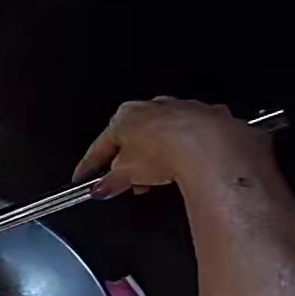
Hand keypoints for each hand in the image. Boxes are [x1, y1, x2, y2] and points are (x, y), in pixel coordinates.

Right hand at [71, 97, 273, 197]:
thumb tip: (103, 188)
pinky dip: (183, 153)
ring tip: (154, 180)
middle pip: (132, 139)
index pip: (100, 145)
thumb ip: (109, 182)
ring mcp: (183, 110)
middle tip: (123, 182)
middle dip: (127, 161)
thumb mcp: (124, 175)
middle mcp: (153, 107)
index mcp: (125, 115)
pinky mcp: (210, 119)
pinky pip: (189, 138)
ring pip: (162, 137)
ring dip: (155, 158)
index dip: (89, 165)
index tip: (83, 177)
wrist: (212, 147)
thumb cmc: (166, 150)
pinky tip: (182, 168)